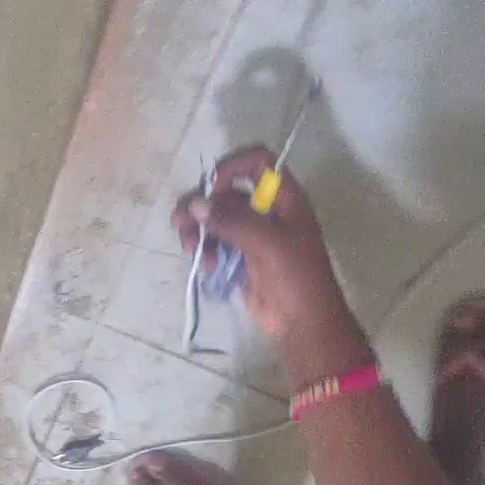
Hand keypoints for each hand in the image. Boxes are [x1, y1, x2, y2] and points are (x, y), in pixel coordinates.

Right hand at [172, 147, 371, 386]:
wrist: (302, 321)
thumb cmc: (295, 277)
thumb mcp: (267, 243)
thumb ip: (231, 221)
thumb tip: (195, 205)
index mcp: (284, 198)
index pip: (257, 162)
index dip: (233, 167)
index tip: (212, 187)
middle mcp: (266, 210)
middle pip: (226, 192)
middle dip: (202, 205)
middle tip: (182, 223)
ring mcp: (252, 235)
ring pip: (215, 218)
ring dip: (198, 229)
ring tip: (190, 248)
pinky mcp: (239, 258)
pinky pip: (215, 243)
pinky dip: (205, 249)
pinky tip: (207, 265)